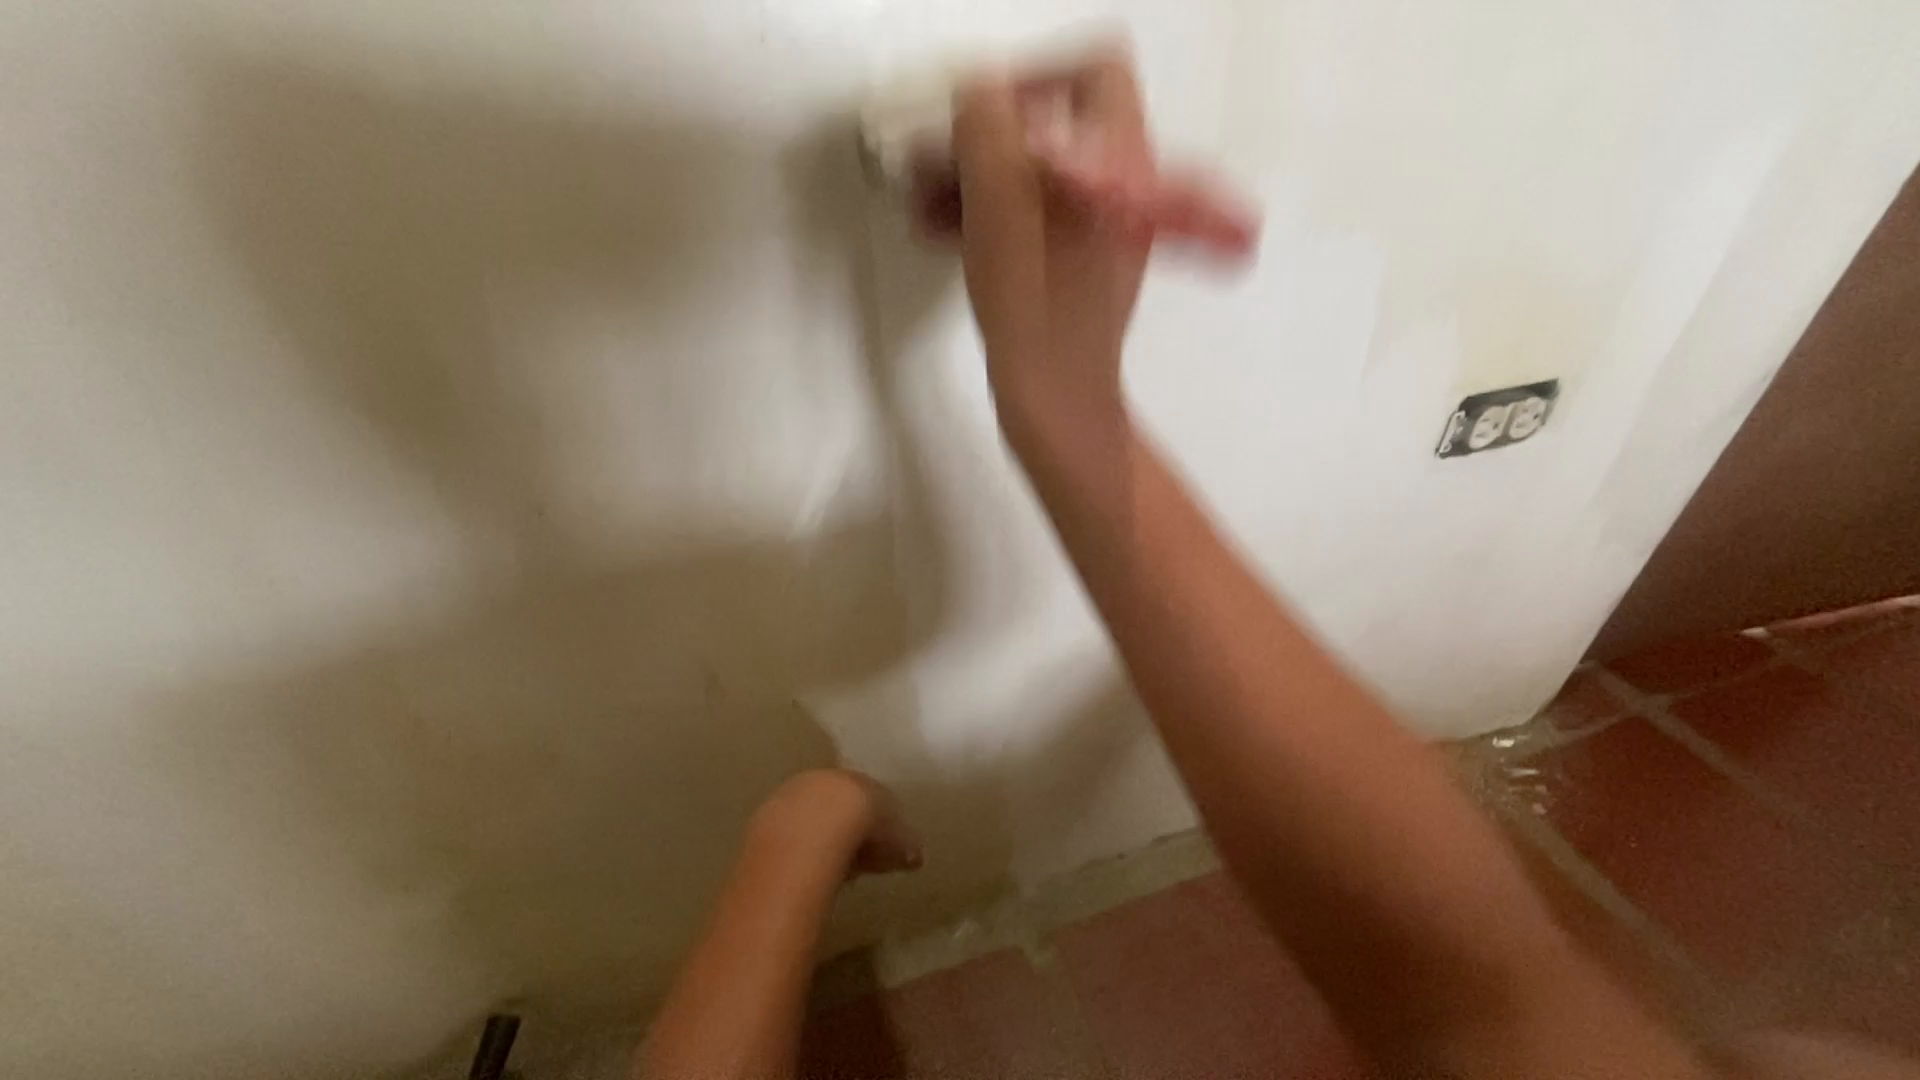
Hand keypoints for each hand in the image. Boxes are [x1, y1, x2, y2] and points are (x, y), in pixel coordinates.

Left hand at [750, 768, 922, 879]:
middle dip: (849, 828)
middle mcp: (823, 780)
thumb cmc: (862, 828)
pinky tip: (808, 872)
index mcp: (858, 780)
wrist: (810, 830)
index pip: (872, 797)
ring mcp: (791, 796)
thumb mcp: (897, 841)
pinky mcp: (765, 819)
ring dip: (822, 840)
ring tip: (835, 870)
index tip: (887, 846)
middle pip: (838, 805)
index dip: (880, 823)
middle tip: (861, 858)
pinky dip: (800, 851)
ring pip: (810, 817)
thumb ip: (905, 845)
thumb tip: (915, 855)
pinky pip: (789, 835)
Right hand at [951, 51, 1150, 430]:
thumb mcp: (1002, 207)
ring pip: (1029, 168)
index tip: (974, 116)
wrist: (1054, 402)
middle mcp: (1116, 188)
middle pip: (1050, 121)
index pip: (1091, 72)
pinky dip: (983, 208)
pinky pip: (1024, 211)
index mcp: (1119, 162)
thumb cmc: (1035, 312)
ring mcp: (1093, 227)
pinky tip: (940, 225)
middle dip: (983, 132)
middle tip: (932, 159)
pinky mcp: (1067, 261)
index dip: (1029, 79)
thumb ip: (987, 129)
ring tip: (922, 196)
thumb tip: (974, 95)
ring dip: (972, 171)